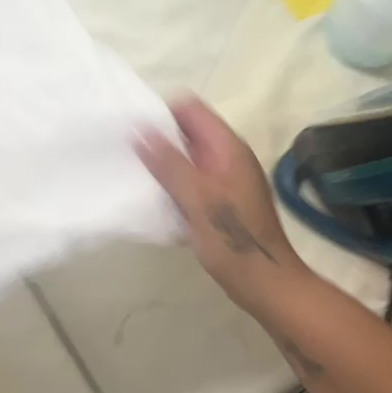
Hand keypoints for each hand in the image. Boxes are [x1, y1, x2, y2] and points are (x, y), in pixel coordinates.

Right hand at [134, 97, 313, 317]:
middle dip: (158, 141)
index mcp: (228, 148)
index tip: (132, 132)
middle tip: (126, 157)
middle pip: (187, 134)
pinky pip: (192, 186)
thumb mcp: (197, 199)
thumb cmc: (234, 240)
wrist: (265, 284)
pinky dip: (174, 190)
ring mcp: (226, 183)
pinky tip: (155, 205)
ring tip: (135, 179)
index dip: (161, 114)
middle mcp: (228, 159)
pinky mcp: (221, 206)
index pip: (190, 108)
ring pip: (187, 162)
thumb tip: (140, 129)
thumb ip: (169, 163)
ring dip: (164, 168)